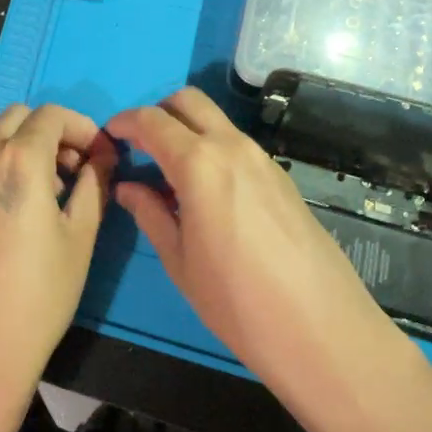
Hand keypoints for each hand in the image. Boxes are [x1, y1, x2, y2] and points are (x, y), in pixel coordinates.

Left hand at [0, 102, 115, 394]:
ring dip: (15, 147)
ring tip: (35, 191)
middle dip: (47, 132)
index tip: (95, 153)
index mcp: (20, 158)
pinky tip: (0, 207)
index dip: (80, 127)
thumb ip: (94, 184)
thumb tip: (102, 157)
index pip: (52, 115)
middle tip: (68, 169)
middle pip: (16, 117)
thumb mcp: (81, 236)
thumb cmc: (40, 292)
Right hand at [105, 87, 390, 390]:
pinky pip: (237, 146)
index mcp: (199, 163)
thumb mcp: (179, 261)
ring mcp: (262, 159)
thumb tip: (129, 187)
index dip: (125, 122)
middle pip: (188, 102)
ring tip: (170, 174)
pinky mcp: (282, 178)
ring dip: (188, 131)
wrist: (322, 330)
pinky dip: (212, 150)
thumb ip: (150, 214)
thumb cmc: (237, 301)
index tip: (110, 136)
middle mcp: (232, 147)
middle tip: (140, 146)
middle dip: (159, 113)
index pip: (152, 121)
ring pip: (216, 121)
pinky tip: (206, 193)